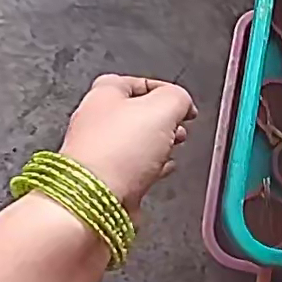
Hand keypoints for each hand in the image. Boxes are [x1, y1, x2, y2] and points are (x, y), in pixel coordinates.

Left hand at [59, 75, 197, 211]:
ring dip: (158, 143)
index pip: (135, 82)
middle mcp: (97, 122)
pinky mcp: (107, 180)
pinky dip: (151, 167)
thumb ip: (177, 98)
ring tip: (175, 145)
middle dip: (163, 119)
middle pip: (135, 113)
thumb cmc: (118, 152)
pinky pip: (133, 168)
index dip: (163, 89)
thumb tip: (184, 102)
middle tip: (180, 124)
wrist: (96, 199)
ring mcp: (100, 153)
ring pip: (135, 142)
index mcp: (103, 96)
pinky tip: (162, 169)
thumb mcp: (162, 108)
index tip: (182, 101)